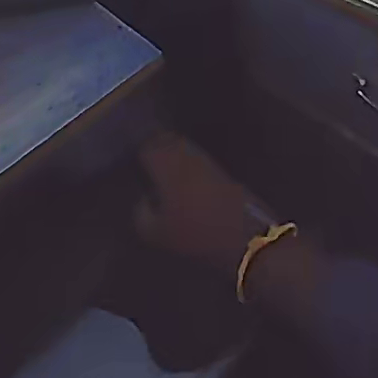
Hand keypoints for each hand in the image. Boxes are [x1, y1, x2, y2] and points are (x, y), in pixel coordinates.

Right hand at [134, 134, 270, 271]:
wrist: (245, 238)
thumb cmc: (195, 233)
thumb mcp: (157, 234)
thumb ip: (141, 215)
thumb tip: (143, 201)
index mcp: (164, 164)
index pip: (145, 147)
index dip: (137, 155)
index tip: (132, 165)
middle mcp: (184, 155)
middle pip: (164, 139)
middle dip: (154, 146)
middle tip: (145, 162)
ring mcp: (205, 160)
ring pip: (182, 147)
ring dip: (172, 153)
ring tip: (163, 172)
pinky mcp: (221, 170)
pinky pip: (196, 159)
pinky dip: (187, 164)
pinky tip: (184, 182)